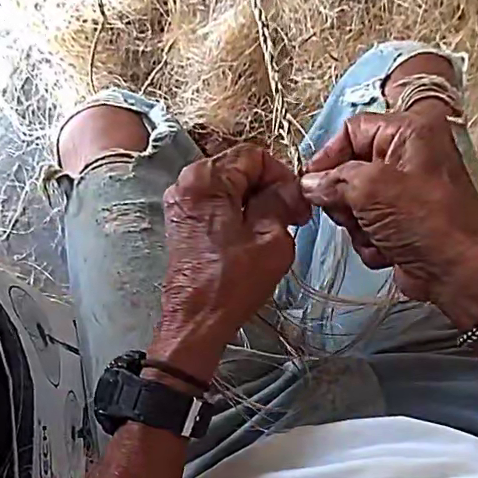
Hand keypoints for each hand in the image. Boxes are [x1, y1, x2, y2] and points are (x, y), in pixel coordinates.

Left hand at [154, 145, 307, 380]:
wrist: (196, 321)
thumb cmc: (231, 284)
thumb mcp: (271, 238)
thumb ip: (280, 201)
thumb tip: (286, 188)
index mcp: (205, 179)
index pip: (254, 155)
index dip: (282, 176)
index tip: (296, 203)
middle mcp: (186, 185)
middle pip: (239, 169)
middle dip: (268, 189)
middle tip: (291, 218)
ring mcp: (180, 205)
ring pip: (228, 189)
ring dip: (254, 203)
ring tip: (274, 231)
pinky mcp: (181, 225)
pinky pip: (216, 206)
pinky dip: (236, 215)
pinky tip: (251, 238)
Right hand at [300, 111, 477, 328]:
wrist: (456, 271)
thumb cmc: (427, 222)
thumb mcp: (372, 189)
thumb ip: (334, 180)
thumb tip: (308, 184)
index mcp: (408, 131)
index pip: (351, 131)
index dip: (328, 157)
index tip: (311, 184)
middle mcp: (406, 157)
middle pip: (347, 171)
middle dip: (344, 199)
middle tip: (354, 214)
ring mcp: (402, 193)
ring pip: (352, 205)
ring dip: (357, 226)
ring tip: (377, 234)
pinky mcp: (399, 223)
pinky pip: (364, 228)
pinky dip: (369, 242)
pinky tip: (387, 249)